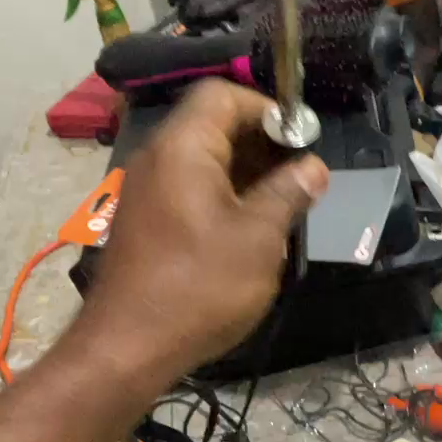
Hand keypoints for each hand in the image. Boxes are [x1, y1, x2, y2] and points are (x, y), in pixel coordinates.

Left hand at [70, 79, 327, 381]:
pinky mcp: (145, 222)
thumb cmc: (200, 287)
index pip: (224, 95)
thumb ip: (288, 194)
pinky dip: (223, 197)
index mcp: (182, 148)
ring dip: (246, 175)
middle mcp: (157, 159)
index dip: (268, 109)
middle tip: (301, 180)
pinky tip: (249, 232)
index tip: (302, 143)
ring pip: (203, 161)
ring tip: (283, 208)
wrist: (129, 347)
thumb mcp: (259, 239)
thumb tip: (313, 167)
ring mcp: (146, 192)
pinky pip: (188, 190)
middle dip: (262, 145)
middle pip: (213, 126)